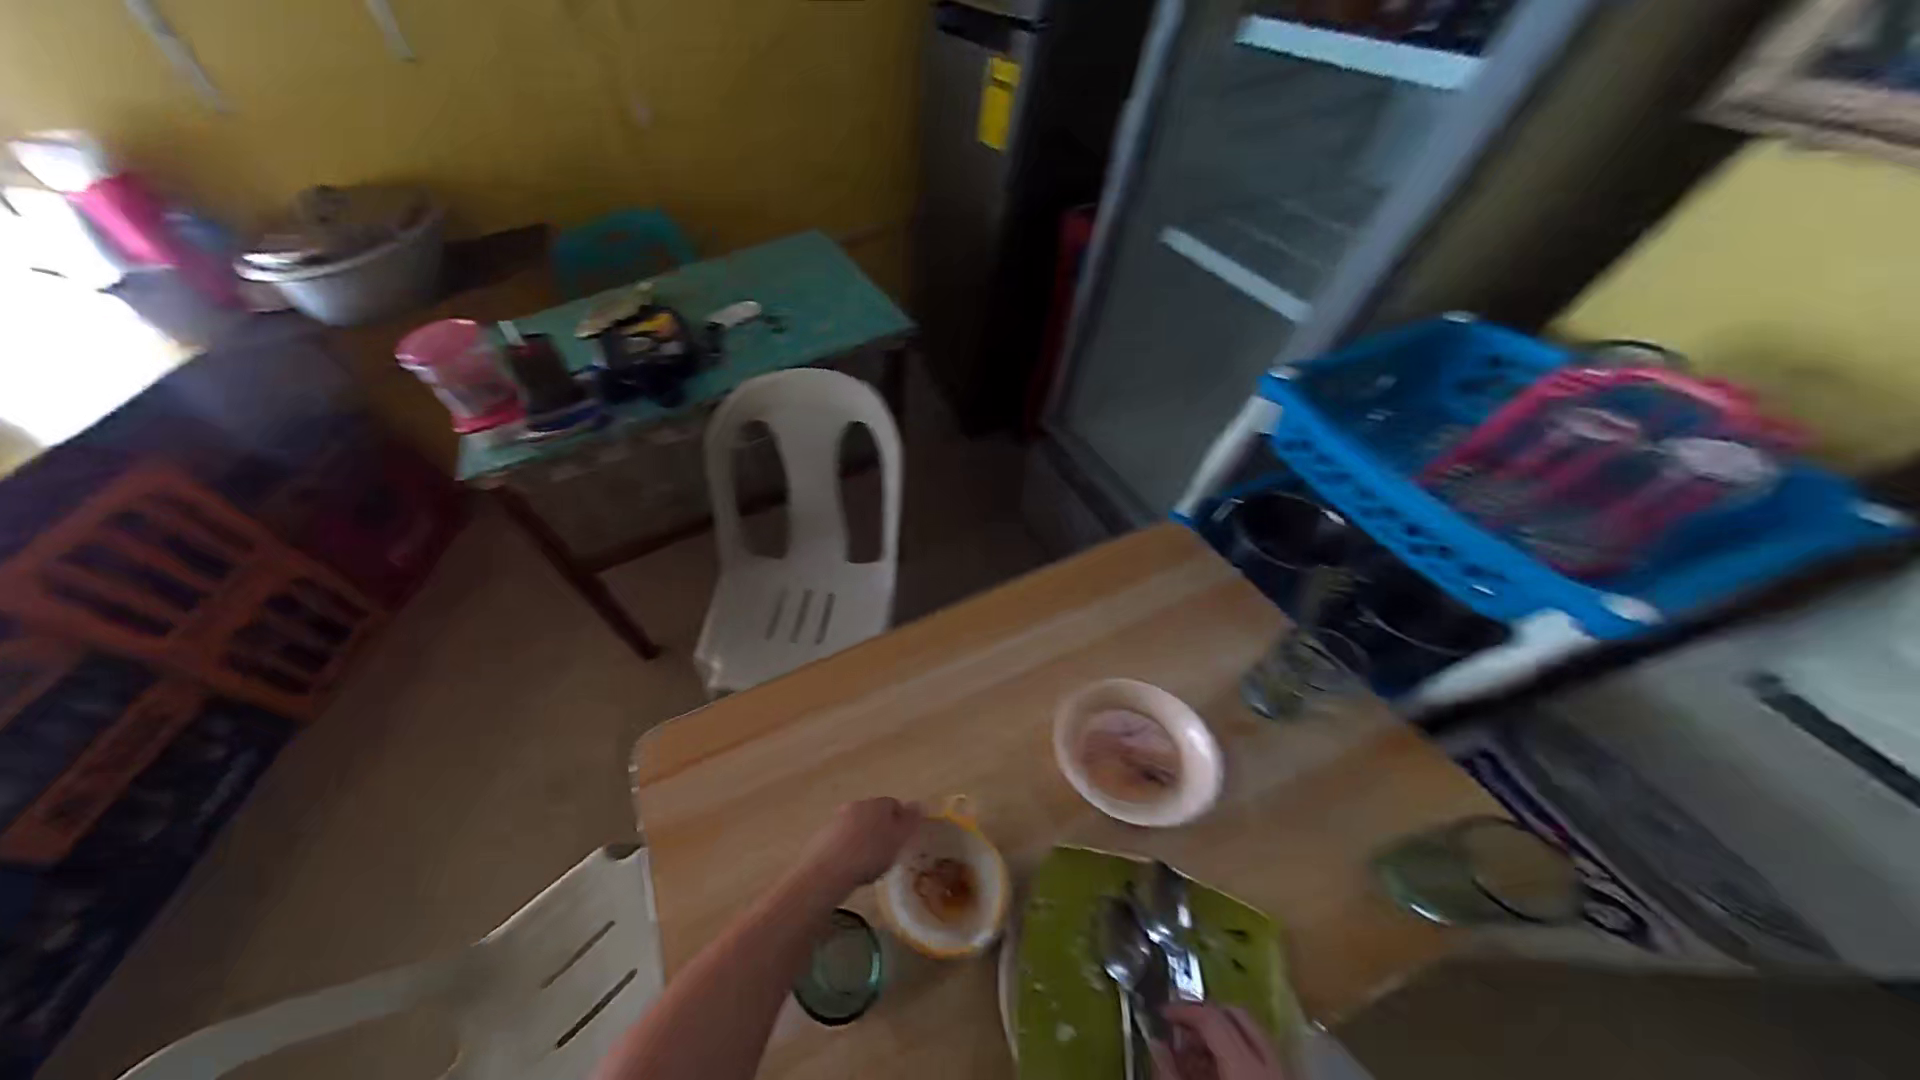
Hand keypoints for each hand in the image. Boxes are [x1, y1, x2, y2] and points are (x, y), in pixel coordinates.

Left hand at [800, 797, 921, 890]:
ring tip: (868, 861)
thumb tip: (921, 804)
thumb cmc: (869, 854)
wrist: (827, 871)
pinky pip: (841, 839)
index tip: (904, 839)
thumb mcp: (898, 839)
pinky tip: (849, 866)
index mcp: (878, 804)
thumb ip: (911, 821)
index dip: (901, 820)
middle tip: (887, 850)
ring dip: (863, 837)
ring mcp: (837, 819)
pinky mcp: (822, 836)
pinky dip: (847, 847)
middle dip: (881, 827)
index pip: (894, 804)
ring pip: (857, 825)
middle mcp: (857, 805)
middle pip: (874, 813)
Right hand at [1149, 1004, 1286, 1079]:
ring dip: (1220, 1035)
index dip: (1183, 1010)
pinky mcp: (1287, 1079)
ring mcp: (1284, 1072)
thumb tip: (1155, 1043)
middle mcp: (1272, 1063)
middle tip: (1180, 1030)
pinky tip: (1216, 1070)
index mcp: (1246, 1066)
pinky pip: (1262, 1054)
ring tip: (1194, 1056)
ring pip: (1251, 1033)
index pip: (1212, 1017)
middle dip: (1204, 1016)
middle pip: (1236, 1015)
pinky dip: (1237, 1053)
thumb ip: (1170, 1072)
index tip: (1161, 1014)